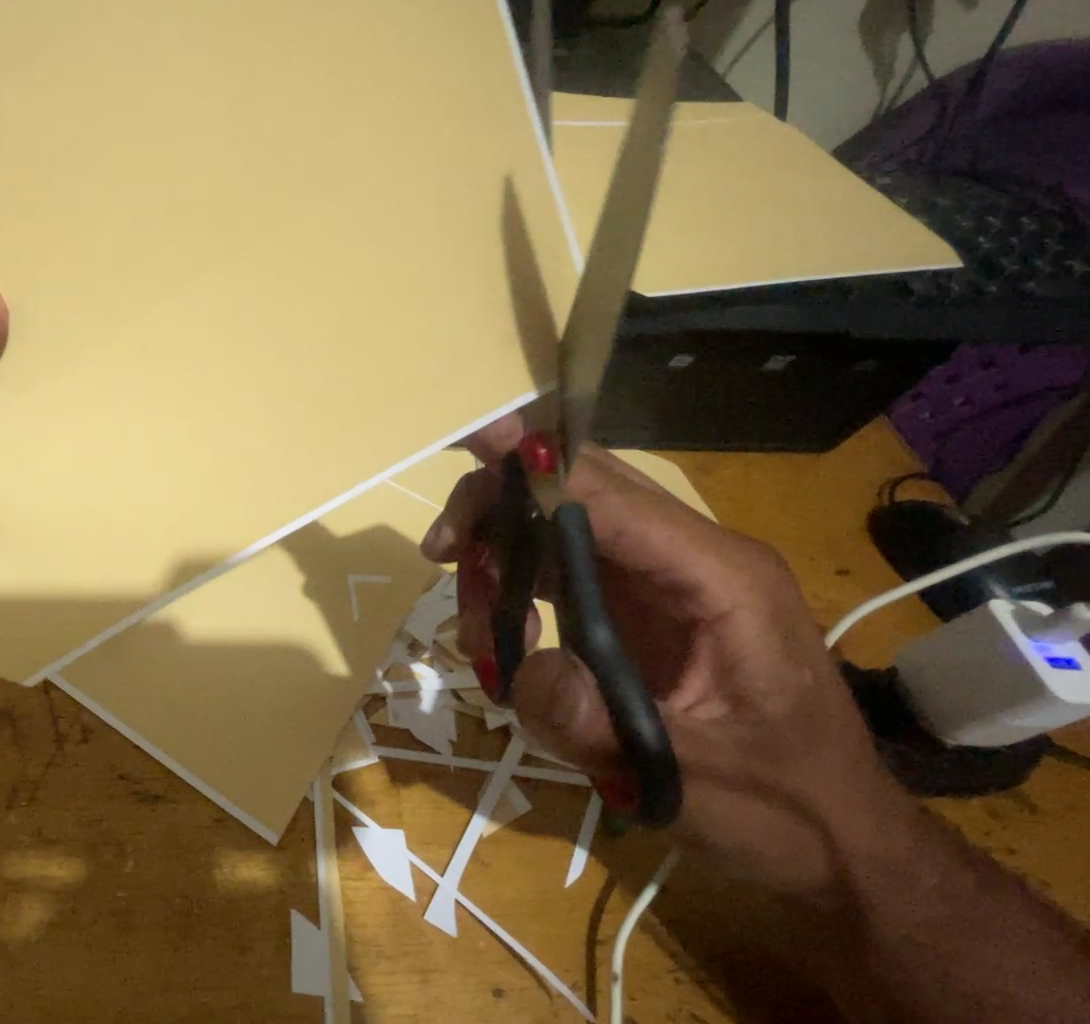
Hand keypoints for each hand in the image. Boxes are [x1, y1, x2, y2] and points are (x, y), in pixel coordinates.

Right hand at [421, 416, 910, 895]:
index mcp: (717, 577)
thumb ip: (593, 723)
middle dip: (498, 506)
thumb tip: (516, 669)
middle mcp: (685, 559)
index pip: (612, 497)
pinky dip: (509, 584)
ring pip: (554, 523)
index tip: (472, 436)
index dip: (539, 465)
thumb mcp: (685, 777)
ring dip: (497, 554)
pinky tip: (495, 633)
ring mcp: (656, 577)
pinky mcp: (630, 602)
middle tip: (443, 554)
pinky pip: (554, 565)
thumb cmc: (780, 805)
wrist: (831, 839)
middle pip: (576, 490)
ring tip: (475, 627)